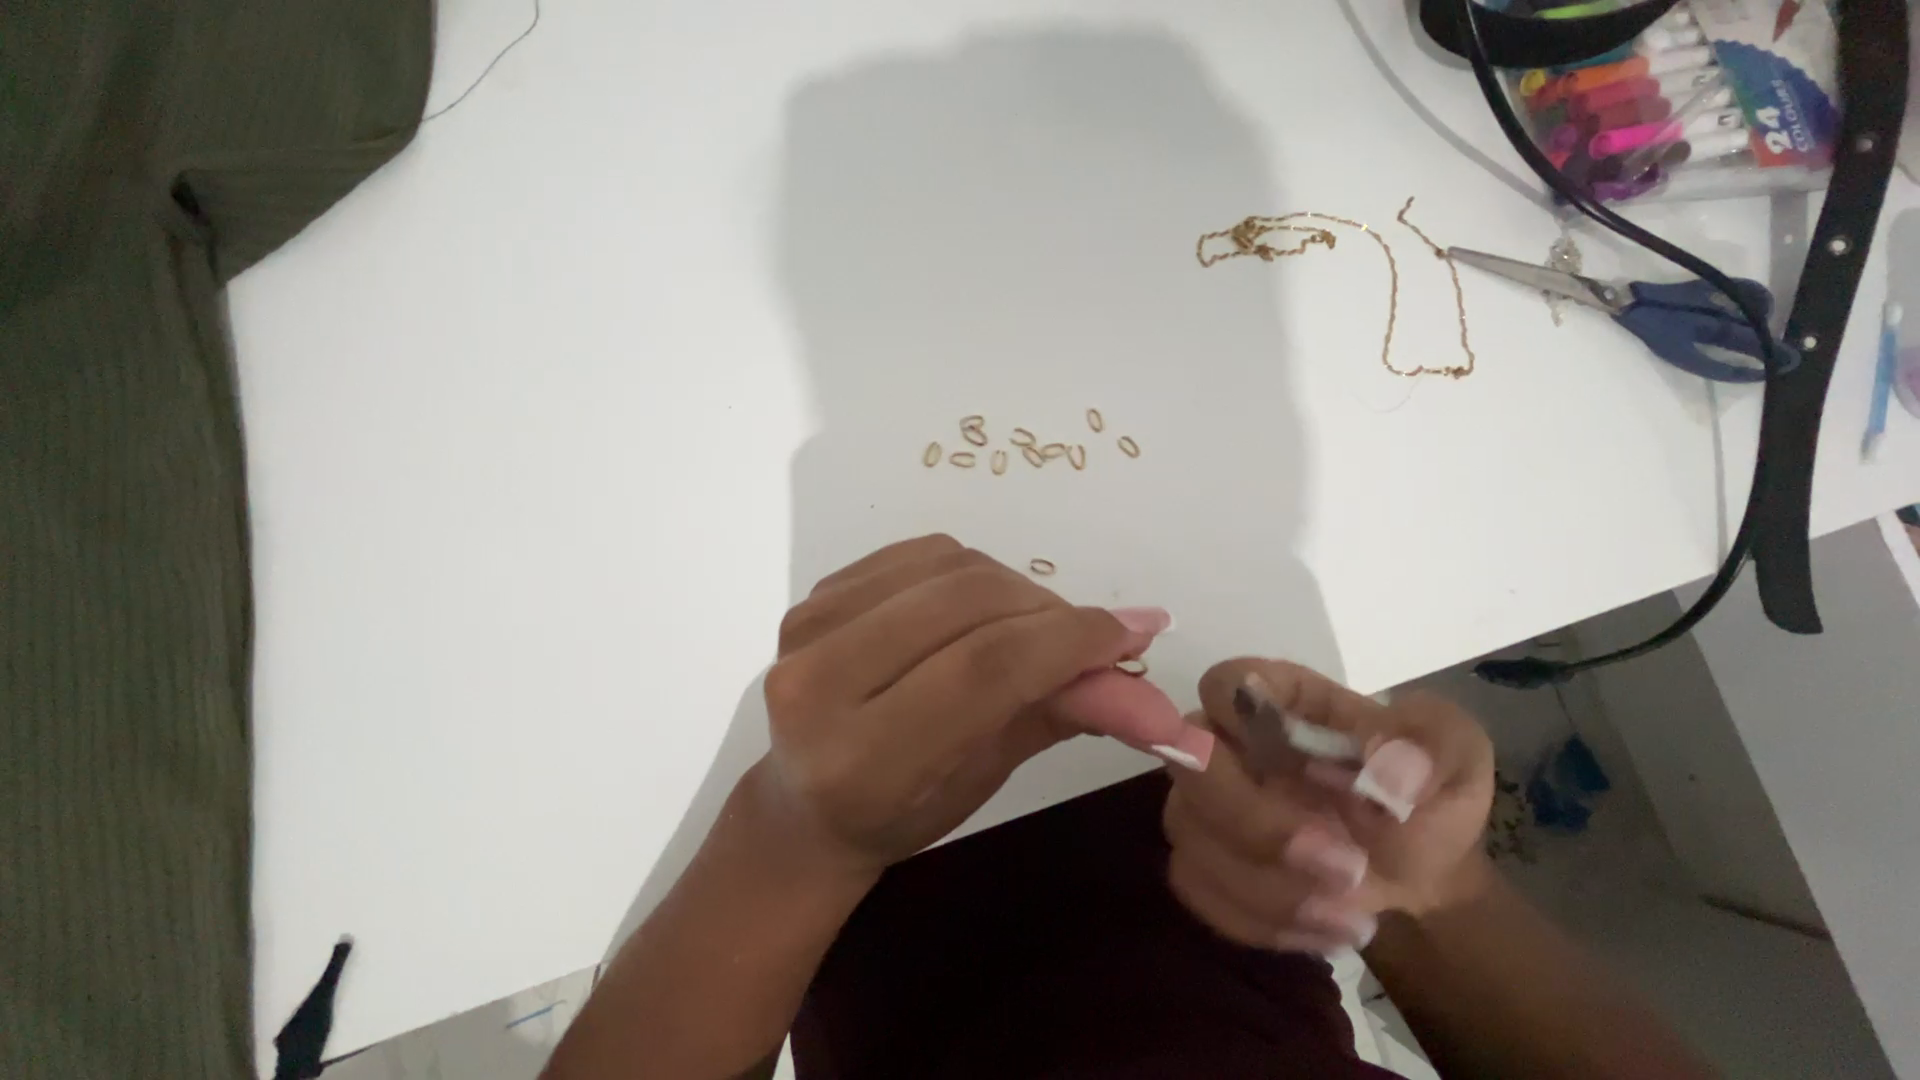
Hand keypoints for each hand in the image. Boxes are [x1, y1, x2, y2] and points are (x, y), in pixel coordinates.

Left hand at [748, 535, 1216, 881]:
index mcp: (861, 760)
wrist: (804, 801)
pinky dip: (972, 572)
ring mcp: (806, 630)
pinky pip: (920, 554)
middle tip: (1091, 636)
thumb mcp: (988, 776)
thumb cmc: (901, 811)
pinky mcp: (811, 595)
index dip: (1069, 641)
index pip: (985, 670)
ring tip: (1036, 628)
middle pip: (967, 606)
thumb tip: (1162, 701)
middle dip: (1050, 612)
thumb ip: (1065, 717)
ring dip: (1016, 589)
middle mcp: (818, 684)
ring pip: (949, 569)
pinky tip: (985, 607)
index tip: (1131, 633)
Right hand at [1163, 659, 1493, 951]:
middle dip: (1257, 824)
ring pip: (1193, 839)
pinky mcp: (1202, 864)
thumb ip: (1432, 747)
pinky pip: (1200, 891)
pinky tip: (1326, 928)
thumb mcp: (1456, 758)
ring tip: (1356, 912)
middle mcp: (1227, 745)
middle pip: (1192, 767)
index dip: (1239, 716)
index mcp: (1279, 701)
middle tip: (1345, 868)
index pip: (1224, 685)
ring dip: (1271, 888)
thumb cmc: (1424, 797)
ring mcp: (1205, 806)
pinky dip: (1263, 923)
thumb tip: (1391, 769)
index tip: (1305, 767)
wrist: (1421, 877)